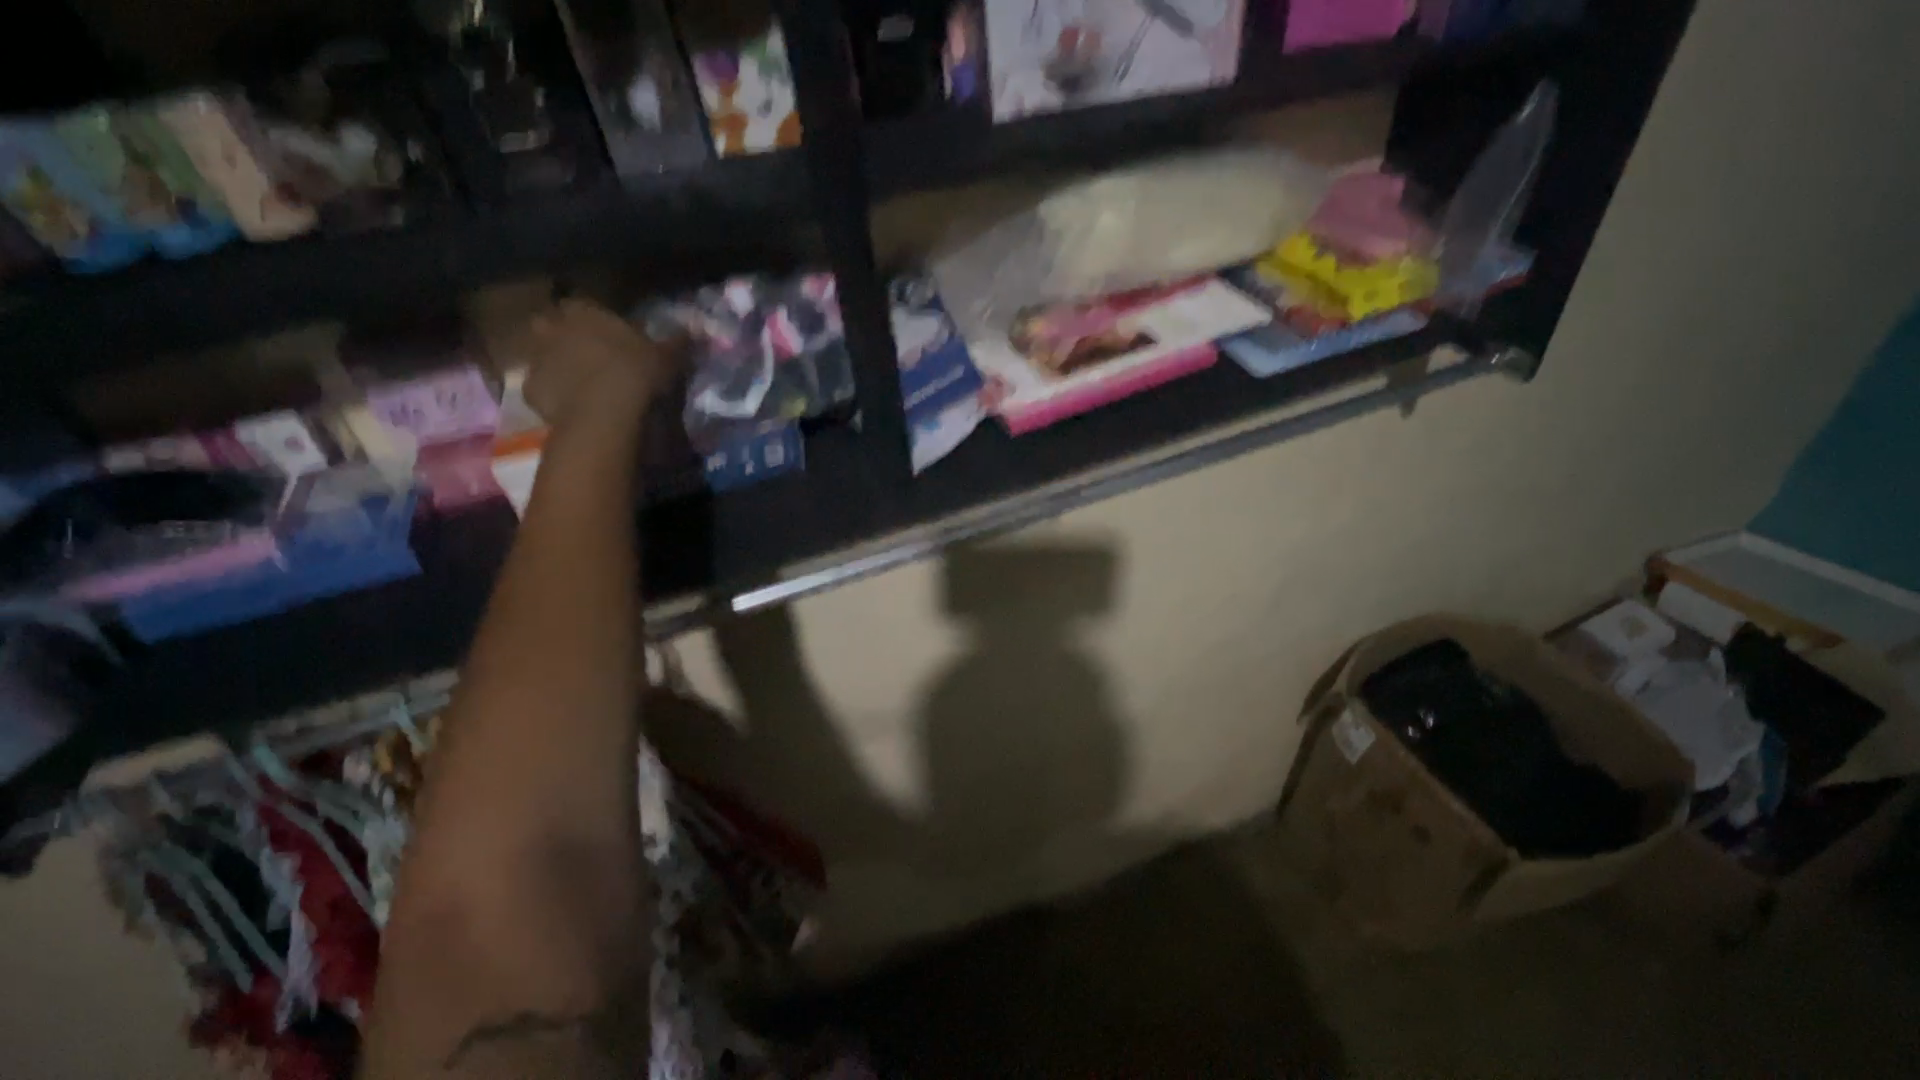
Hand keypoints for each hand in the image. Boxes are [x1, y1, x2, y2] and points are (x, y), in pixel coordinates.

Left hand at [504, 298, 680, 429]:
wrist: (603, 413)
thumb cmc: (635, 373)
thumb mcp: (666, 356)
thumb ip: (676, 342)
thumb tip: (694, 331)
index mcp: (583, 311)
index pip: (580, 304)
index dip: (591, 319)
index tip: (604, 333)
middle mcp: (552, 328)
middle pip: (549, 325)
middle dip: (561, 336)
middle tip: (583, 355)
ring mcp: (536, 359)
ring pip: (541, 357)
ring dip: (554, 366)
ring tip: (577, 385)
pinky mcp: (530, 391)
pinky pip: (540, 390)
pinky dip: (551, 396)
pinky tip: (570, 409)